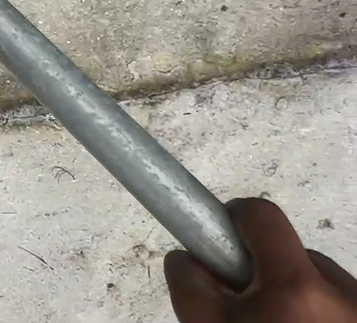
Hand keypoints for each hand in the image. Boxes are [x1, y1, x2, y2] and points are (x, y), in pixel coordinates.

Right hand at [166, 199, 356, 321]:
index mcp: (298, 286)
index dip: (234, 219)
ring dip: (308, 300)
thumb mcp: (201, 322)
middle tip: (257, 308)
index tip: (222, 242)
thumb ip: (187, 275)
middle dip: (273, 272)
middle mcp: (351, 297)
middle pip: (301, 256)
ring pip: (334, 288)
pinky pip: (351, 310)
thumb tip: (196, 258)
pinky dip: (332, 318)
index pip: (262, 216)